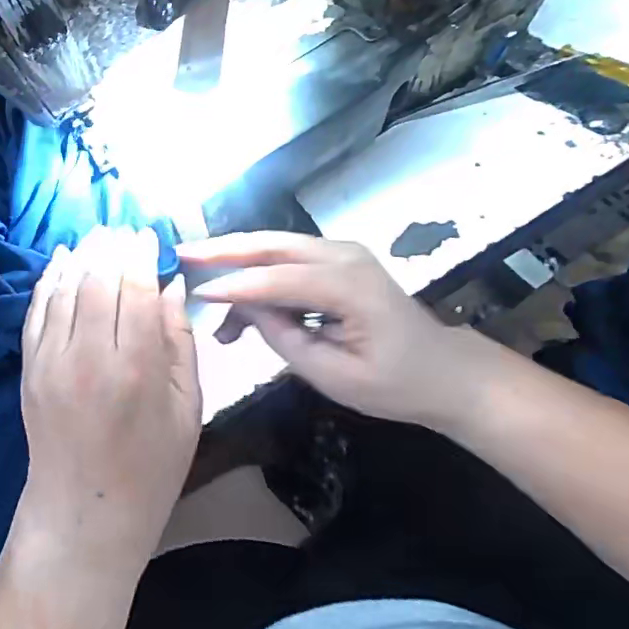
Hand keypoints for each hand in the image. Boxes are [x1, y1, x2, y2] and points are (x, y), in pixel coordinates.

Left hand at [17, 226, 200, 560]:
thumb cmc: (150, 466)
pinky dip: (50, 279)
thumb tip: (170, 285)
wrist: (84, 511)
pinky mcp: (28, 366)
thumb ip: (180, 342)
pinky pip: (37, 309)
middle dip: (111, 247)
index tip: (146, 234)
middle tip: (122, 229)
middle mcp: (87, 355)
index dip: (140, 254)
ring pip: (64, 287)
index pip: (135, 288)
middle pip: (97, 279)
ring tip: (97, 236)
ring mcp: (50, 359)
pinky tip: (62, 260)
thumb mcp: (186, 409)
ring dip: (81, 255)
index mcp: (135, 367)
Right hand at [179, 232, 501, 428]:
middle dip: (222, 249)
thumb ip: (284, 339)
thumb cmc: (396, 384)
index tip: (194, 291)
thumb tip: (243, 309)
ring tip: (200, 282)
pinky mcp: (334, 257)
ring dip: (234, 260)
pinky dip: (255, 271)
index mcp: (350, 285)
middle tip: (180, 253)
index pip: (277, 279)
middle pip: (269, 244)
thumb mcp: (335, 376)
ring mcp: (339, 251)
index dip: (233, 285)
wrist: (448, 372)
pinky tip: (237, 301)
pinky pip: (284, 256)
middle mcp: (342, 254)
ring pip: (272, 245)